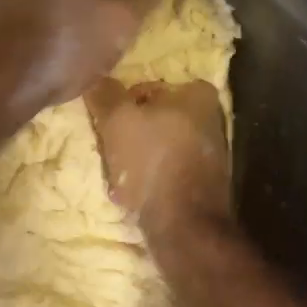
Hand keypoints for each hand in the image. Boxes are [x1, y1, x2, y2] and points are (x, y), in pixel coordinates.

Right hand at [84, 78, 230, 235]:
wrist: (184, 227)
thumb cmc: (153, 159)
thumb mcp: (118, 120)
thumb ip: (105, 94)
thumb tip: (95, 79)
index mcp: (198, 95)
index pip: (151, 86)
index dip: (125, 102)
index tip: (110, 121)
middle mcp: (210, 120)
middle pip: (155, 120)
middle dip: (131, 134)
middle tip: (110, 148)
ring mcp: (209, 155)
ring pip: (158, 149)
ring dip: (135, 161)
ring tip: (117, 178)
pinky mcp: (203, 187)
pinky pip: (167, 175)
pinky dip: (149, 182)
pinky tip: (131, 196)